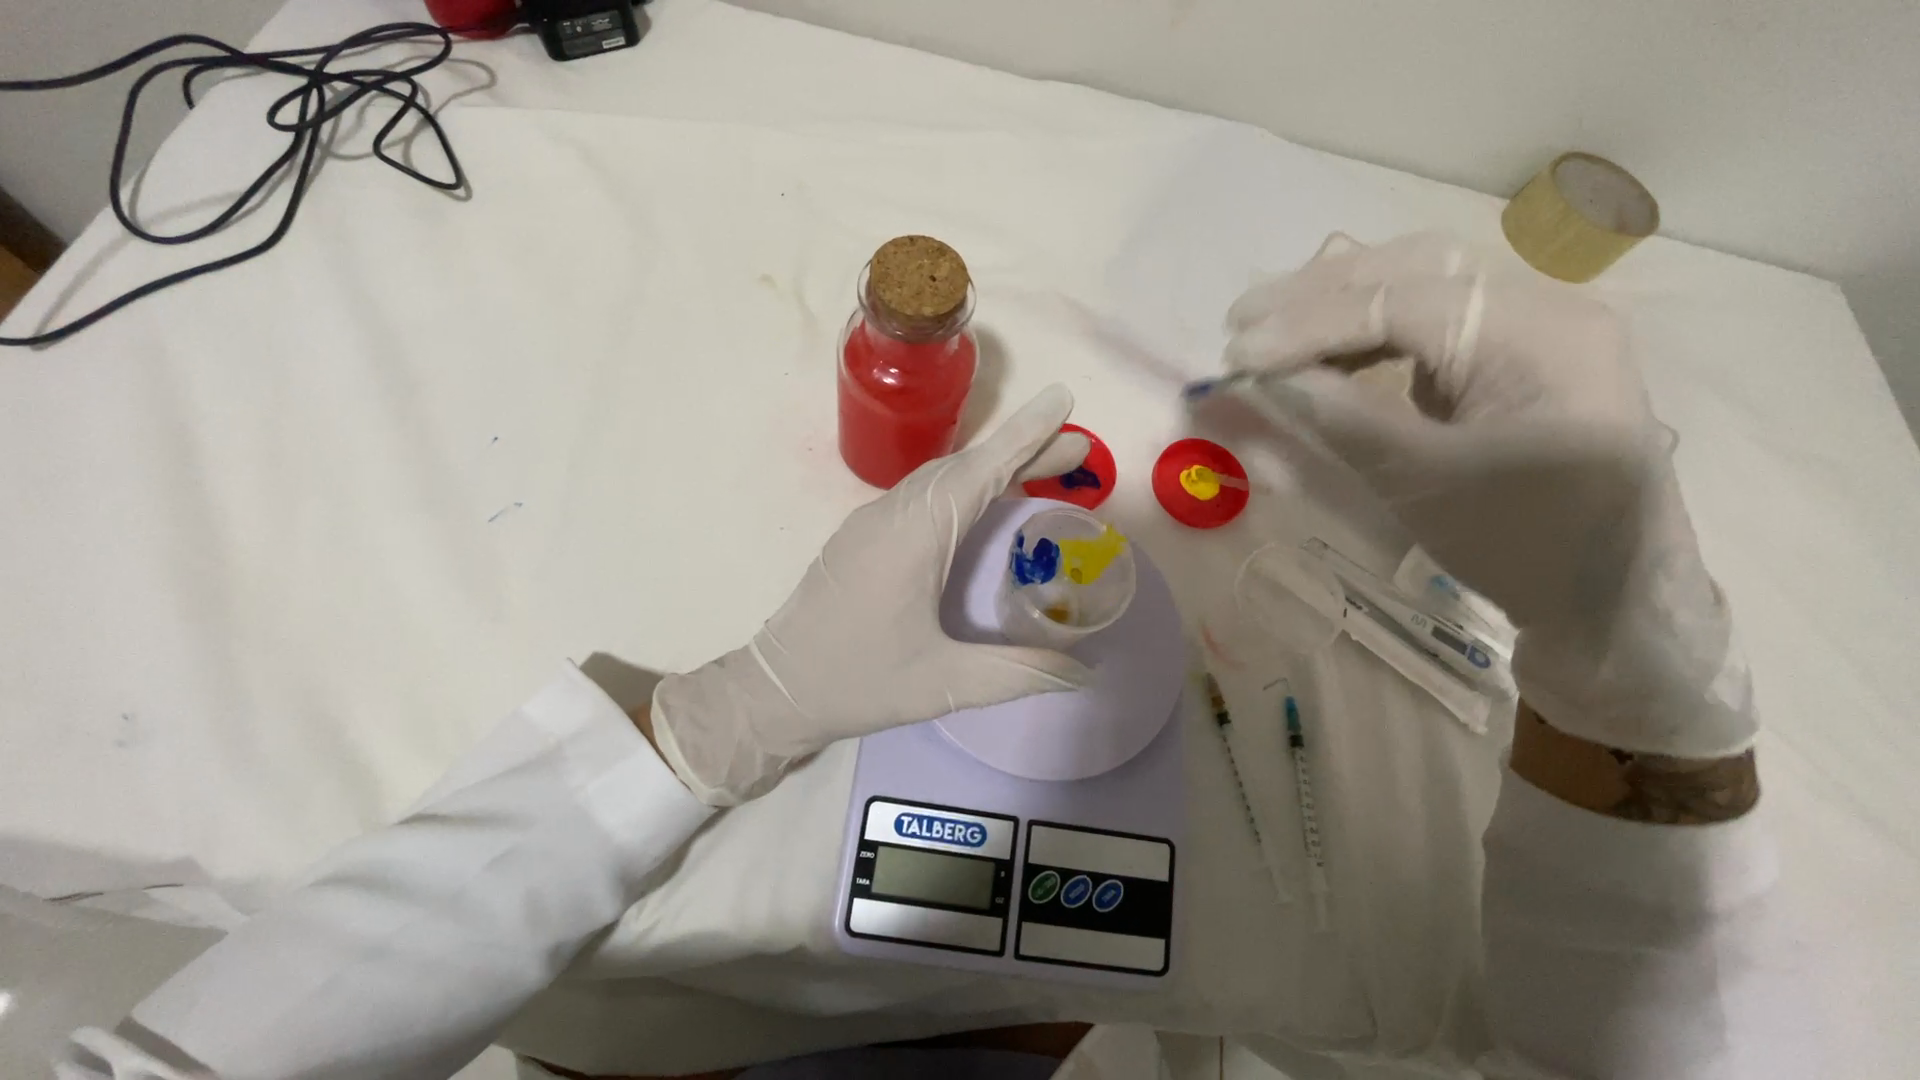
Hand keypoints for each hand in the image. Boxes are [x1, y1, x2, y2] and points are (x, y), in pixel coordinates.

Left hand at [651, 386, 1094, 804]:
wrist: (775, 690)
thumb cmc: (858, 682)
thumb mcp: (945, 684)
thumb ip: (1019, 674)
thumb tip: (1084, 672)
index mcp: (913, 535)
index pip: (979, 470)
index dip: (1025, 435)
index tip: (1062, 400)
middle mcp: (891, 515)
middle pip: (964, 466)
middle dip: (1021, 449)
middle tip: (1076, 449)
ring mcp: (872, 523)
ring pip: (940, 478)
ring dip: (991, 467)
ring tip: (1039, 470)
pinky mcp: (861, 539)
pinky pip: (922, 496)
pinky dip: (963, 488)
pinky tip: (980, 507)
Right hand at [1224, 233, 1754, 758]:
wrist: (1612, 597)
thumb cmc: (1521, 544)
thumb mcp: (1419, 480)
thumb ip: (1337, 414)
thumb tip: (1257, 376)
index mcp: (1537, 334)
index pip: (1400, 302)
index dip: (1308, 324)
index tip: (1236, 352)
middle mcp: (1546, 307)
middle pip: (1415, 268)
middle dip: (1319, 292)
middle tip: (1242, 320)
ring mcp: (1537, 327)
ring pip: (1425, 282)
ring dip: (1342, 301)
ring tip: (1272, 328)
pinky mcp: (1521, 354)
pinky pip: (1438, 317)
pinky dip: (1374, 327)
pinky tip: (1331, 348)